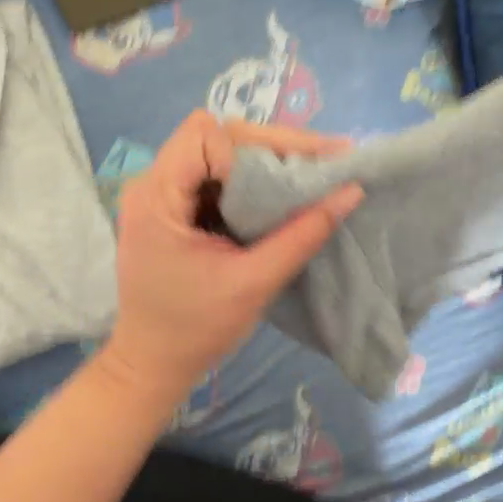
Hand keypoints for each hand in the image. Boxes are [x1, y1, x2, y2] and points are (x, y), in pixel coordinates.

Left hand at [98, 110, 363, 399]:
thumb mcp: (254, 283)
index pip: (207, 137)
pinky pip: (215, 178)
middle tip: (322, 164)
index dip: (255, 149)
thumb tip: (352, 191)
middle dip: (269, 147)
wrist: (153, 366)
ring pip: (217, 152)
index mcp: (157, 197)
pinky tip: (282, 198)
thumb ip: (302, 235)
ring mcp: (160, 197)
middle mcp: (151, 185)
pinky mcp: (173, 211)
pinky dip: (250, 184)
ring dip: (262, 164)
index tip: (299, 175)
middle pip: (214, 135)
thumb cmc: (196, 330)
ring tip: (308, 178)